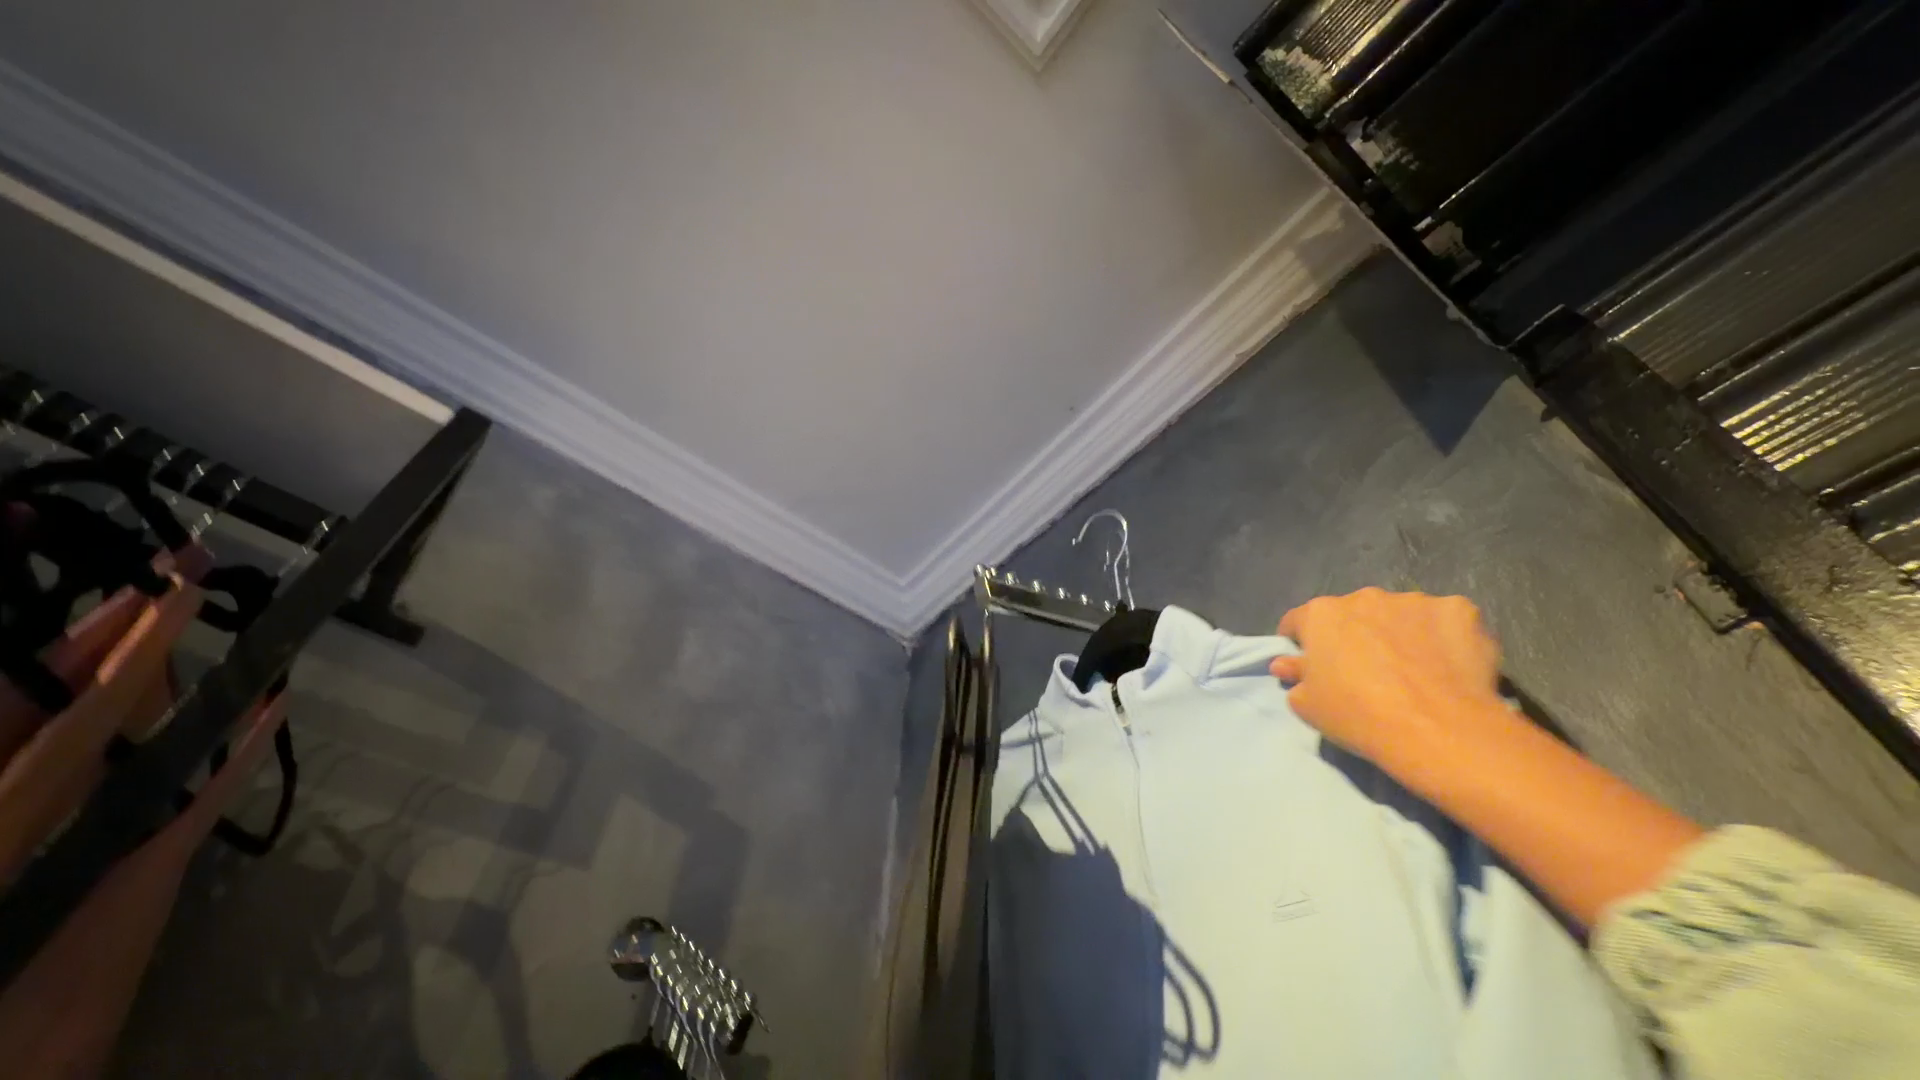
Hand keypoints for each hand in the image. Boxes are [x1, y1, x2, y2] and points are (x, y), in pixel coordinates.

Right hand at [1270, 588, 1508, 775]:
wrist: (1437, 729)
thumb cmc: (1358, 716)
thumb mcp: (1308, 706)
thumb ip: (1296, 676)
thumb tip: (1287, 664)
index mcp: (1321, 614)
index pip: (1299, 621)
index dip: (1301, 643)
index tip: (1310, 665)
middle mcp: (1365, 597)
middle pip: (1352, 614)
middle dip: (1355, 635)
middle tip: (1366, 671)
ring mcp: (1415, 600)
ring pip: (1400, 614)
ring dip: (1399, 633)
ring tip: (1414, 670)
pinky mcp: (1460, 609)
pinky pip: (1443, 621)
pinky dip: (1444, 637)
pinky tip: (1449, 666)